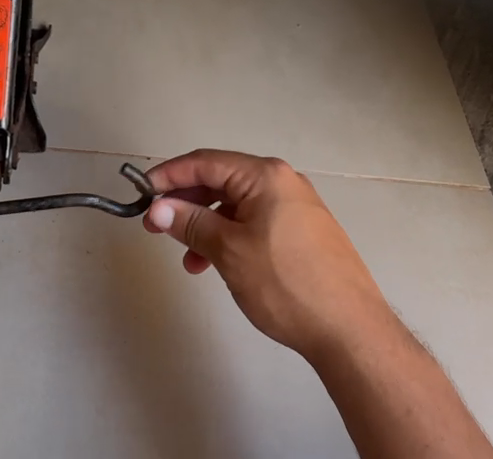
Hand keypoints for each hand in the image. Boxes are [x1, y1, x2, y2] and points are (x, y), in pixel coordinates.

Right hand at [143, 149, 391, 359]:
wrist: (351, 331)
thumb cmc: (285, 282)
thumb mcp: (229, 251)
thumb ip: (190, 223)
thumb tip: (157, 208)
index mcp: (265, 175)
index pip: (205, 162)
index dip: (169, 174)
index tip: (142, 192)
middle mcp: (282, 181)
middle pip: (221, 180)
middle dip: (185, 202)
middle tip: (155, 225)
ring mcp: (296, 206)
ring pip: (236, 205)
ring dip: (206, 225)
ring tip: (187, 258)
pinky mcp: (302, 232)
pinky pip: (254, 222)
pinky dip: (229, 237)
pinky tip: (216, 265)